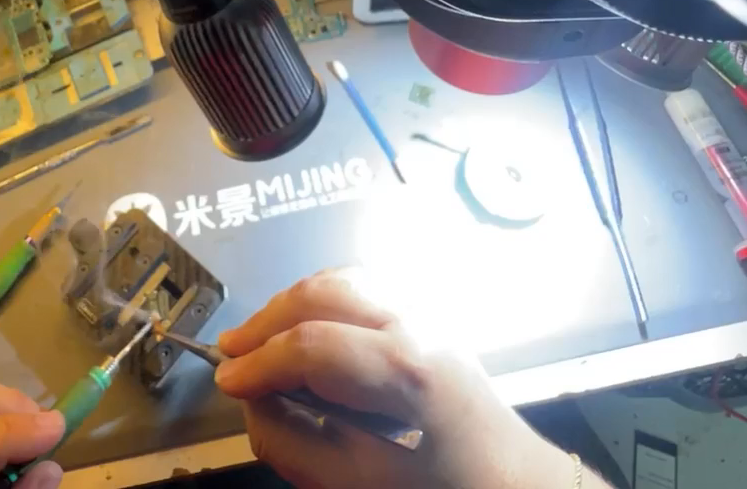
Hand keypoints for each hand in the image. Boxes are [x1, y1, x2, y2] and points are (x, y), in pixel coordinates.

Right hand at [214, 271, 600, 488]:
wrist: (520, 483)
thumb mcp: (366, 487)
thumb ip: (299, 447)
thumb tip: (255, 403)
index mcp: (406, 368)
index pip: (312, 346)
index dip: (261, 362)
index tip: (225, 381)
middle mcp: (415, 321)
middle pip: (324, 294)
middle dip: (269, 319)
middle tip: (232, 349)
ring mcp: (425, 309)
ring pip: (342, 278)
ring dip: (293, 302)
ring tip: (260, 333)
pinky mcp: (426, 311)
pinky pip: (364, 284)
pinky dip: (323, 296)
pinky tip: (306, 320)